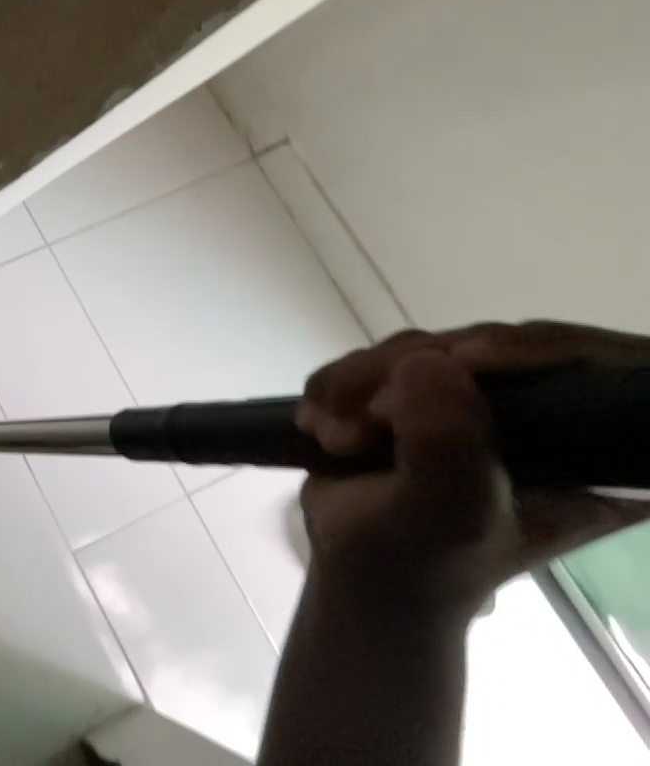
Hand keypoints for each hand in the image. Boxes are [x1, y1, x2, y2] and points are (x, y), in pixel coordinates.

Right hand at [295, 321, 649, 616]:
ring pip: (420, 350)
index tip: (465, 360)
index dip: (539, 351)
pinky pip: (378, 358)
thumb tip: (429, 361)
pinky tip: (318, 422)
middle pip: (486, 348)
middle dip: (404, 376)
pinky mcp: (420, 398)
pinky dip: (335, 383)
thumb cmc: (415, 558)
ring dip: (355, 384)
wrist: (357, 572)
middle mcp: (548, 424)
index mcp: (597, 460)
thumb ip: (447, 441)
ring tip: (331, 437)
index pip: (602, 371)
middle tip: (359, 424)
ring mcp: (478, 407)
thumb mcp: (444, 509)